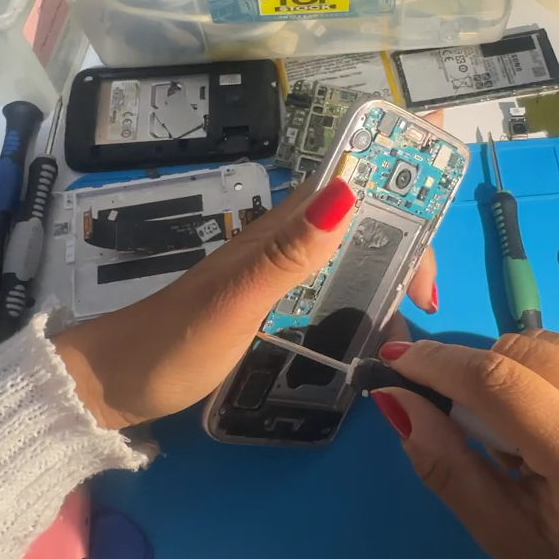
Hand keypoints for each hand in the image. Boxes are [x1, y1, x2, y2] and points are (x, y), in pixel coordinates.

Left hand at [53, 176, 437, 429]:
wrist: (119, 383)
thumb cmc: (176, 341)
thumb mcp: (238, 299)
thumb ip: (290, 252)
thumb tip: (348, 192)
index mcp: (279, 231)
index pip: (348, 183)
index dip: (394, 176)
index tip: (439, 198)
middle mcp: (284, 243)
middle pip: (360, 220)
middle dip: (405, 241)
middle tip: (428, 297)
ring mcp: (277, 273)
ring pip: (349, 253)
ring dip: (389, 270)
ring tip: (417, 312)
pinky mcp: (272, 303)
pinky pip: (332, 286)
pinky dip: (363, 296)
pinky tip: (377, 325)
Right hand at [372, 332, 558, 558]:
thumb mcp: (502, 534)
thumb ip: (446, 465)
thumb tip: (397, 398)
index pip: (500, 384)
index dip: (441, 364)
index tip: (399, 359)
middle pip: (521, 351)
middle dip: (479, 373)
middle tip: (478, 426)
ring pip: (547, 343)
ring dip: (515, 371)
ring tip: (527, 429)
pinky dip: (551, 373)